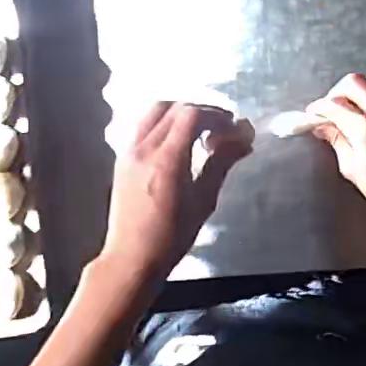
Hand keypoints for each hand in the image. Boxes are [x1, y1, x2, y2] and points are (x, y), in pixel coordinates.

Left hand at [97, 101, 251, 282]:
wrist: (132, 257)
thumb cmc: (171, 237)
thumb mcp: (203, 201)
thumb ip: (221, 163)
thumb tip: (244, 138)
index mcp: (166, 160)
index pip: (192, 115)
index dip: (216, 115)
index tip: (233, 127)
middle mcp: (143, 148)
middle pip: (174, 108)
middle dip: (202, 112)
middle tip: (221, 128)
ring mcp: (128, 151)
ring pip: (156, 112)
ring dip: (181, 113)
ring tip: (200, 132)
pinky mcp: (122, 158)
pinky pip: (144, 125)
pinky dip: (164, 123)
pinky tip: (178, 142)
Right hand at [306, 74, 365, 221]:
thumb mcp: (351, 167)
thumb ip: (336, 140)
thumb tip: (323, 127)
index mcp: (365, 128)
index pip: (334, 104)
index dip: (317, 109)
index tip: (311, 116)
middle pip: (352, 82)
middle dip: (334, 93)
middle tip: (327, 111)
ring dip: (351, 93)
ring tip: (343, 112)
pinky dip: (364, 98)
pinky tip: (359, 116)